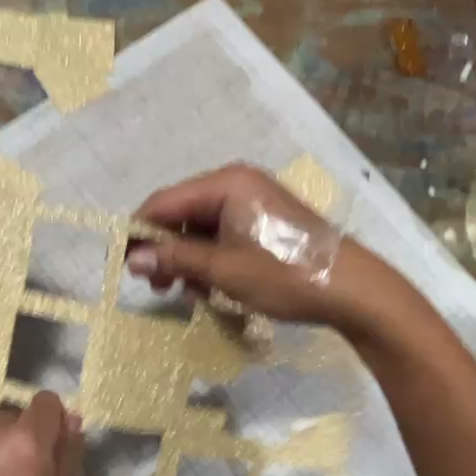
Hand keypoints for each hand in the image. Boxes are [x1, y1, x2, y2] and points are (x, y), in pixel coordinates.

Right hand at [127, 163, 421, 336]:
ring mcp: (252, 201)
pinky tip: (206, 286)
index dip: (138, 232)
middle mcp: (236, 183)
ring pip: (198, 227)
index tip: (121, 264)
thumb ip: (173, 258)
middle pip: (180, 213)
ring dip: (183, 258)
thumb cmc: (285, 274)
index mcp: (226, 184)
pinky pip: (220, 234)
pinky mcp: (263, 221)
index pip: (163, 202)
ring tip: (180, 292)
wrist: (354, 291)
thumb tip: (131, 259)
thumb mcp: (222, 270)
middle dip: (162, 248)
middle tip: (152, 285)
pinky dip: (207, 258)